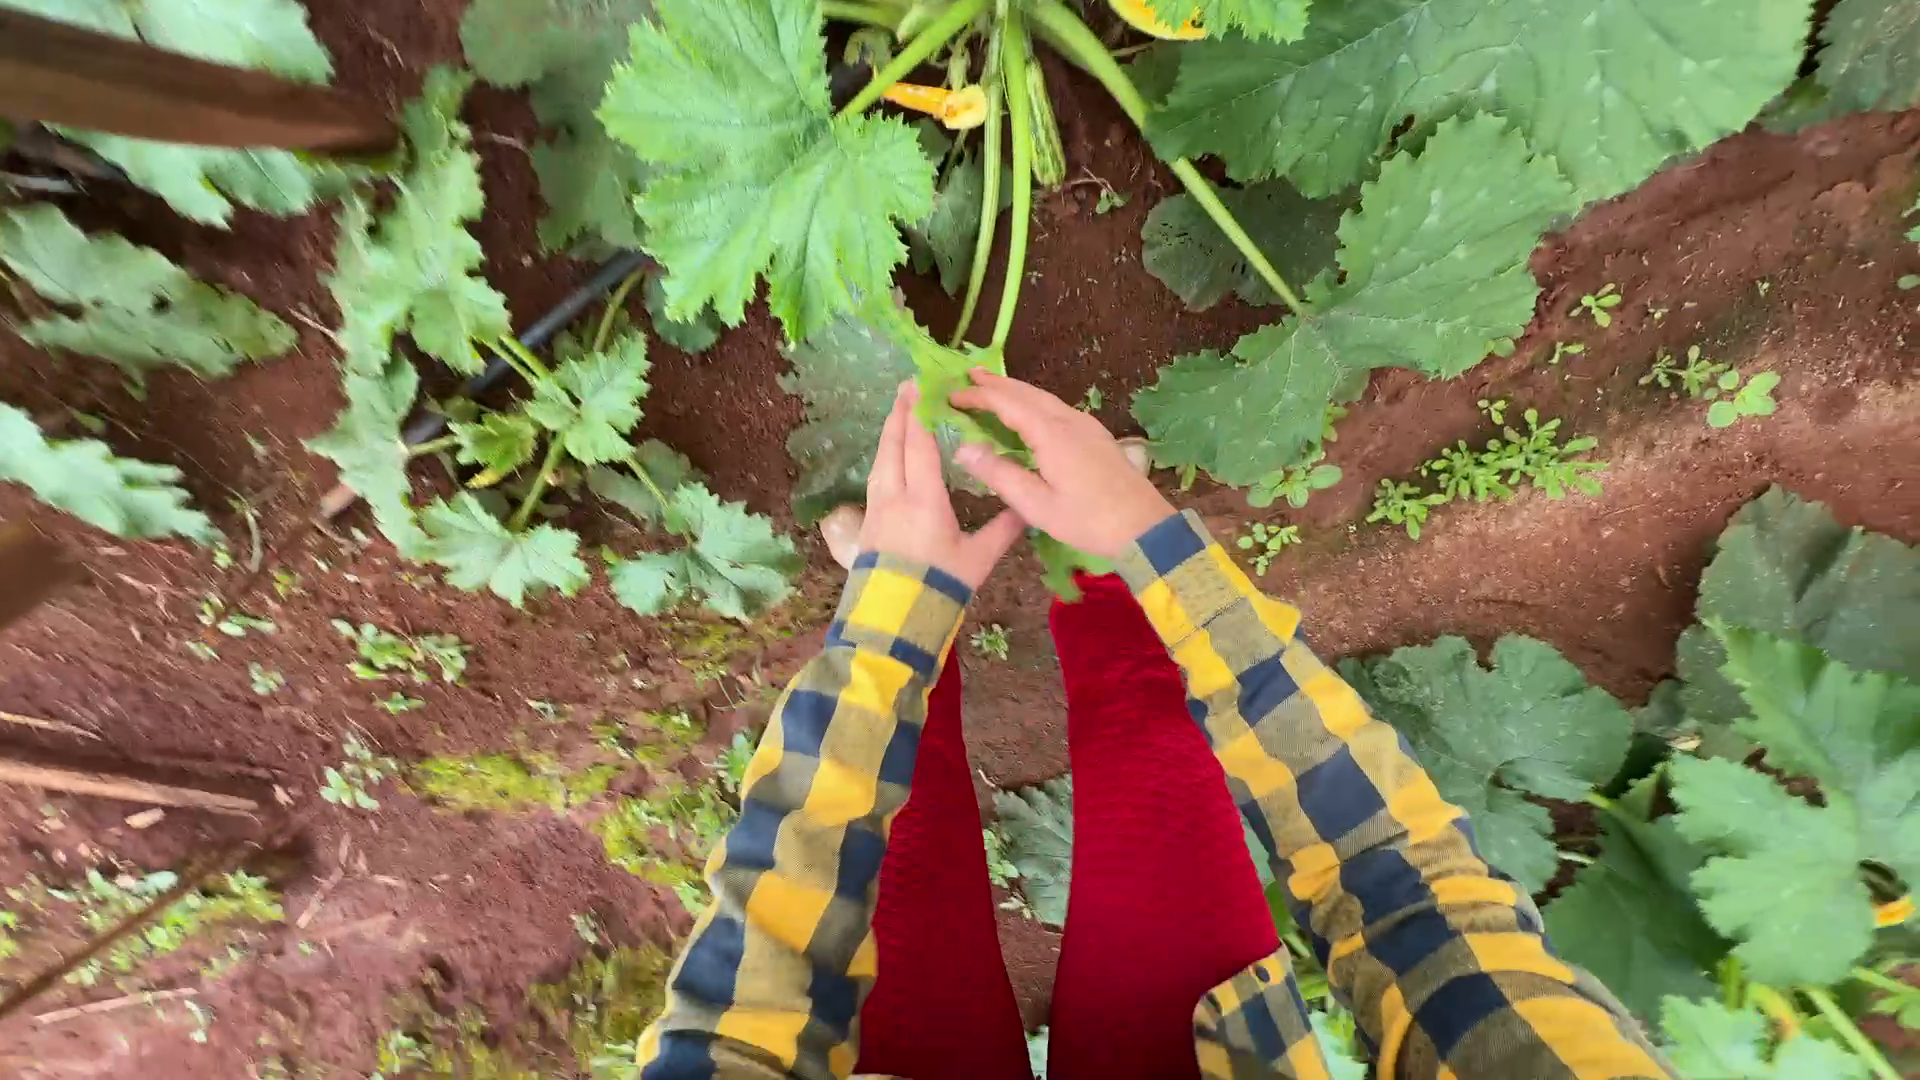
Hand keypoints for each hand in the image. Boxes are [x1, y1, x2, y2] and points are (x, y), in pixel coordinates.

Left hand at [861, 382, 1025, 588]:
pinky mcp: (868, 524)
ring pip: (880, 461)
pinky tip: (889, 458)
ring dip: (888, 433)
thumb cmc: (939, 588)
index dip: (920, 414)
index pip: (919, 445)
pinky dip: (884, 458)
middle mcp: (895, 497)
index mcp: (924, 501)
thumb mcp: (978, 560)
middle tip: (907, 388)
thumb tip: (1028, 509)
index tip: (923, 387)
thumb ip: (1003, 530)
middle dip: (900, 414)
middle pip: (893, 445)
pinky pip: (876, 479)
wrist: (894, 621)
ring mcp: (876, 510)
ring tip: (897, 414)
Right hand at [950, 371, 1176, 558]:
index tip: (952, 395)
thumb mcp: (1036, 504)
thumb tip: (964, 449)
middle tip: (969, 374)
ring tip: (993, 387)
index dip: (978, 396)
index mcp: (1051, 434)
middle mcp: (1069, 420)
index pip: (1006, 403)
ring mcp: (1086, 426)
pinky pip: (1057, 408)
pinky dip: (1034, 402)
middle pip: (1027, 392)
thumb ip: (998, 474)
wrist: (1143, 527)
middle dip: (997, 383)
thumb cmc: (1086, 520)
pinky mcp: (1096, 436)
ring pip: (1044, 398)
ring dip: (1016, 391)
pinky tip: (1030, 412)